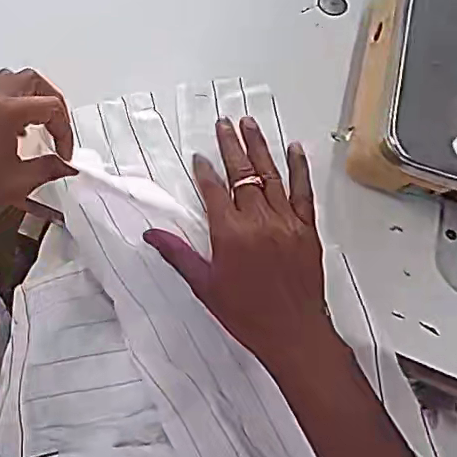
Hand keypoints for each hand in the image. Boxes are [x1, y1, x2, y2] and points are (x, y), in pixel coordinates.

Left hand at [0, 69, 76, 238]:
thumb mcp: (20, 182)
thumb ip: (50, 168)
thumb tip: (64, 165)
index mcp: (3, 113)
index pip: (49, 105)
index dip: (64, 129)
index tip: (64, 151)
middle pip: (31, 81)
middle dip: (53, 101)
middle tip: (60, 125)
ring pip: (11, 80)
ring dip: (31, 97)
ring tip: (42, 123)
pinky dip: (12, 104)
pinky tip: (18, 130)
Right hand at [144, 116, 342, 377]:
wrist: (293, 333)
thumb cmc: (246, 313)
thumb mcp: (205, 285)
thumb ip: (178, 254)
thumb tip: (149, 234)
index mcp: (230, 234)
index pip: (214, 191)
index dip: (205, 171)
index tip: (199, 157)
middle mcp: (258, 221)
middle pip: (242, 174)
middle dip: (231, 146)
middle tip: (224, 123)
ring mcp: (285, 222)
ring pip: (271, 176)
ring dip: (259, 147)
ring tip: (250, 124)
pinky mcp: (306, 229)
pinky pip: (303, 192)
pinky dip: (299, 168)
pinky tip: (295, 148)